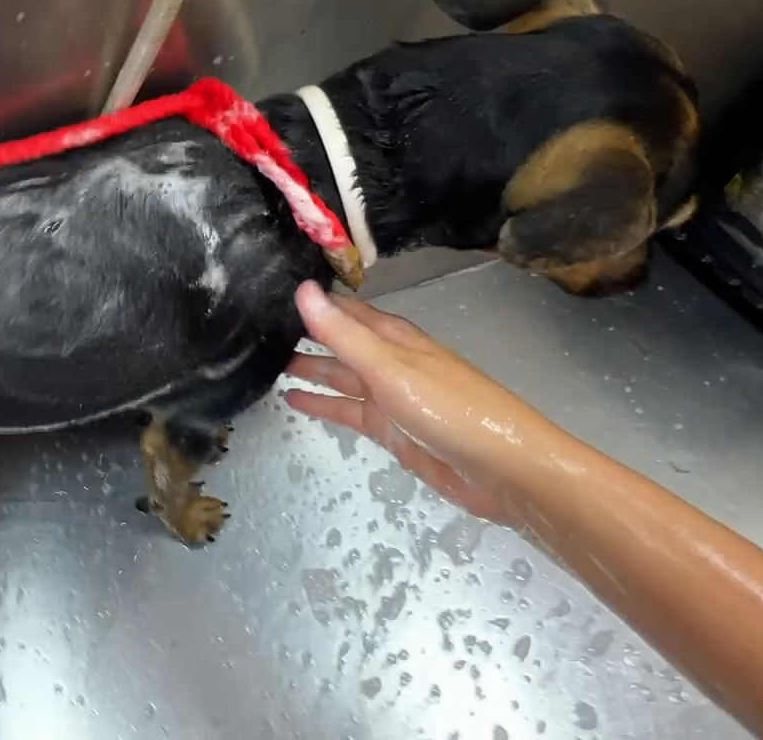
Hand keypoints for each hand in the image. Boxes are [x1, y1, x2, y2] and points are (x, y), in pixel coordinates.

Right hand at [282, 281, 567, 525]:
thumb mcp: (389, 367)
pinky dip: (319, 403)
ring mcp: (387, 395)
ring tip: (262, 362)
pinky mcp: (388, 428)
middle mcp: (387, 360)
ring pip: (336, 374)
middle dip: (300, 333)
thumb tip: (302, 288)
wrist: (508, 473)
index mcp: (391, 336)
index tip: (266, 291)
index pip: (341, 308)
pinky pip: (344, 409)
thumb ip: (342, 333)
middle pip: (336, 340)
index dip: (308, 299)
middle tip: (253, 328)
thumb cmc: (450, 410)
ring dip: (306, 368)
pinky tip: (291, 400)